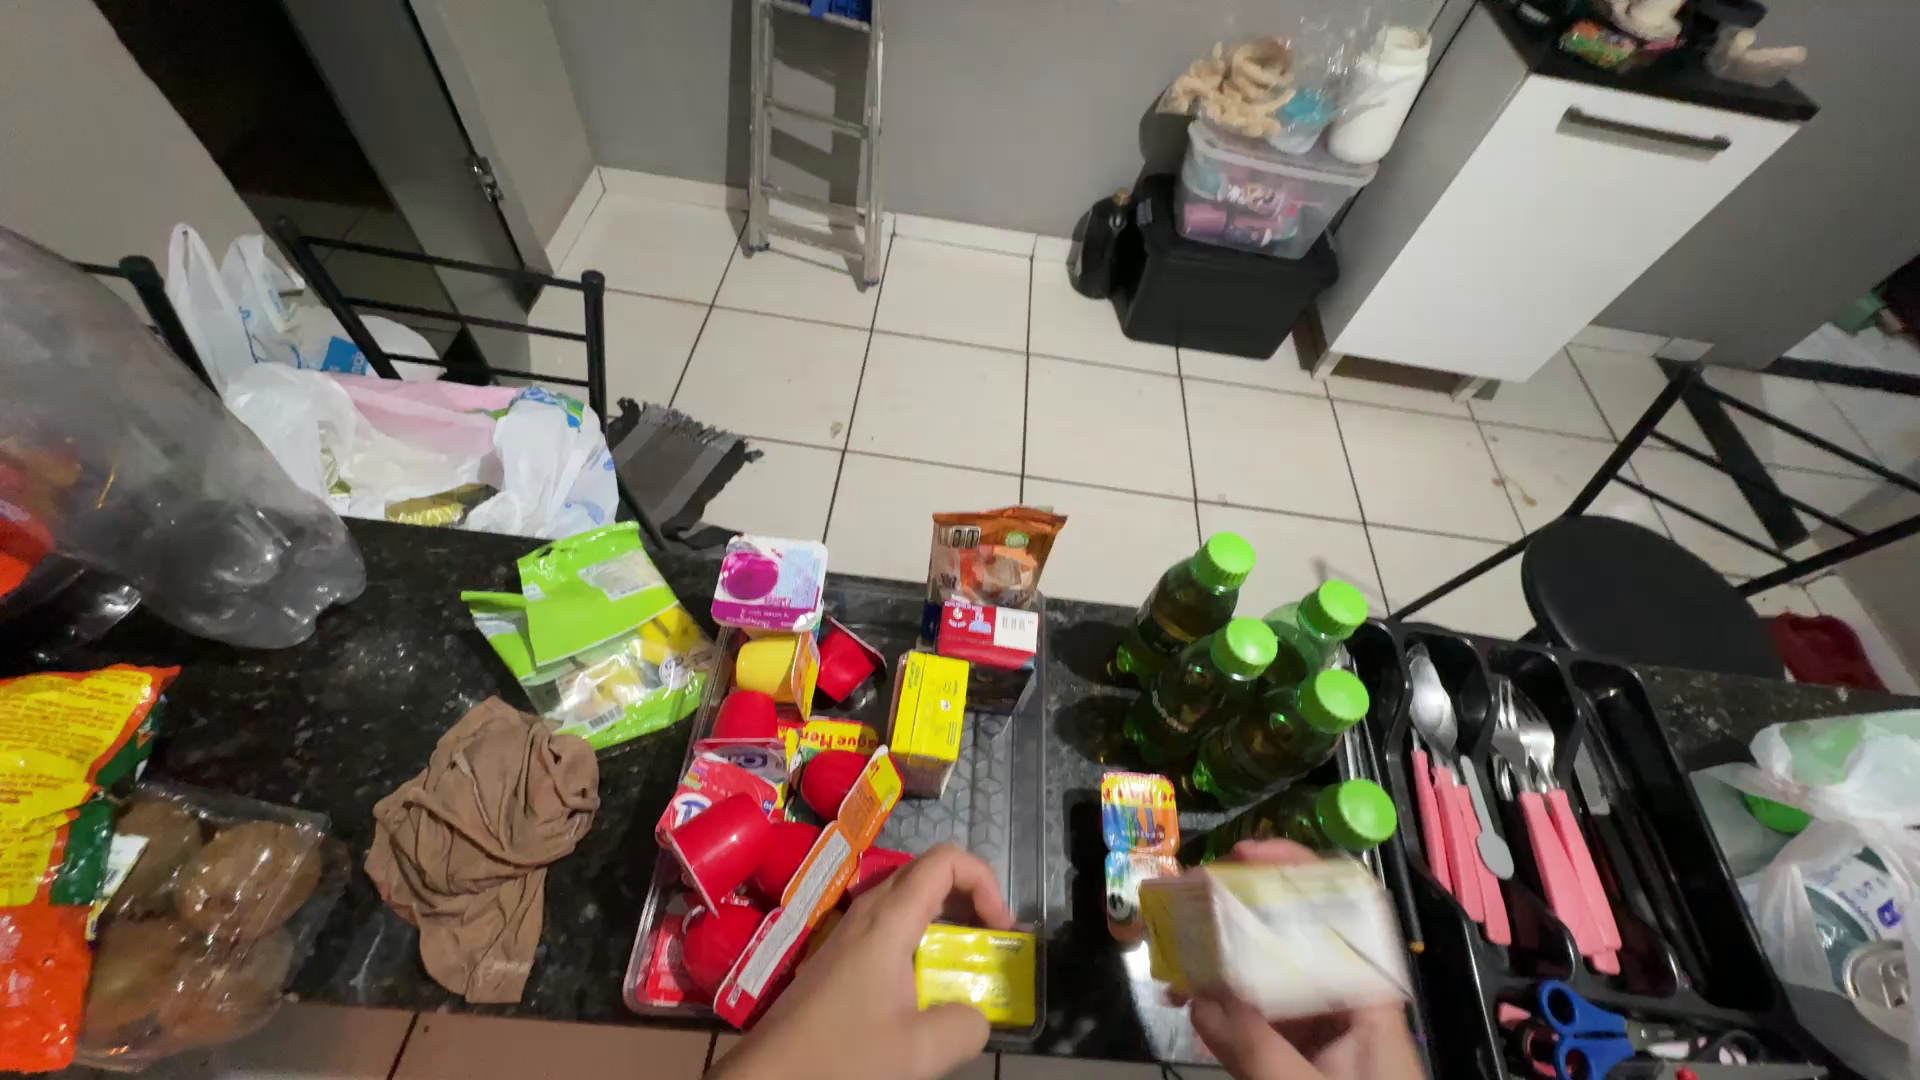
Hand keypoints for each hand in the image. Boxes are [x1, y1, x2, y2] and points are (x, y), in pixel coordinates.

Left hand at [711, 843, 1014, 1079]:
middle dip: (971, 894)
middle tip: (992, 937)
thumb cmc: (839, 1058)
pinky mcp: (842, 951)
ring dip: (948, 914)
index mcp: (889, 918)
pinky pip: (894, 921)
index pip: (946, 859)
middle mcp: (870, 909)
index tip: (1000, 926)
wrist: (767, 1078)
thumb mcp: (915, 1054)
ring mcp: (852, 928)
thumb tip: (977, 1016)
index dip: (983, 879)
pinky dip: (924, 933)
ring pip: (911, 895)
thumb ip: (963, 1028)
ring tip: (968, 956)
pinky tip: (927, 979)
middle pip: (930, 871)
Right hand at [1187, 840, 1422, 1079]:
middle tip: (1186, 892)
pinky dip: (1213, 996)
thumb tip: (1196, 998)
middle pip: (1291, 927)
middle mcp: (1338, 995)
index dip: (1298, 868)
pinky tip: (1181, 998)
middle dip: (1236, 902)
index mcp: (1364, 995)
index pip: (1342, 908)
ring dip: (1214, 948)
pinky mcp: (1291, 1047)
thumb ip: (1258, 1052)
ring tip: (1170, 941)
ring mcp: (1313, 1022)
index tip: (1244, 855)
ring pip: (1262, 963)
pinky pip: (1248, 1006)